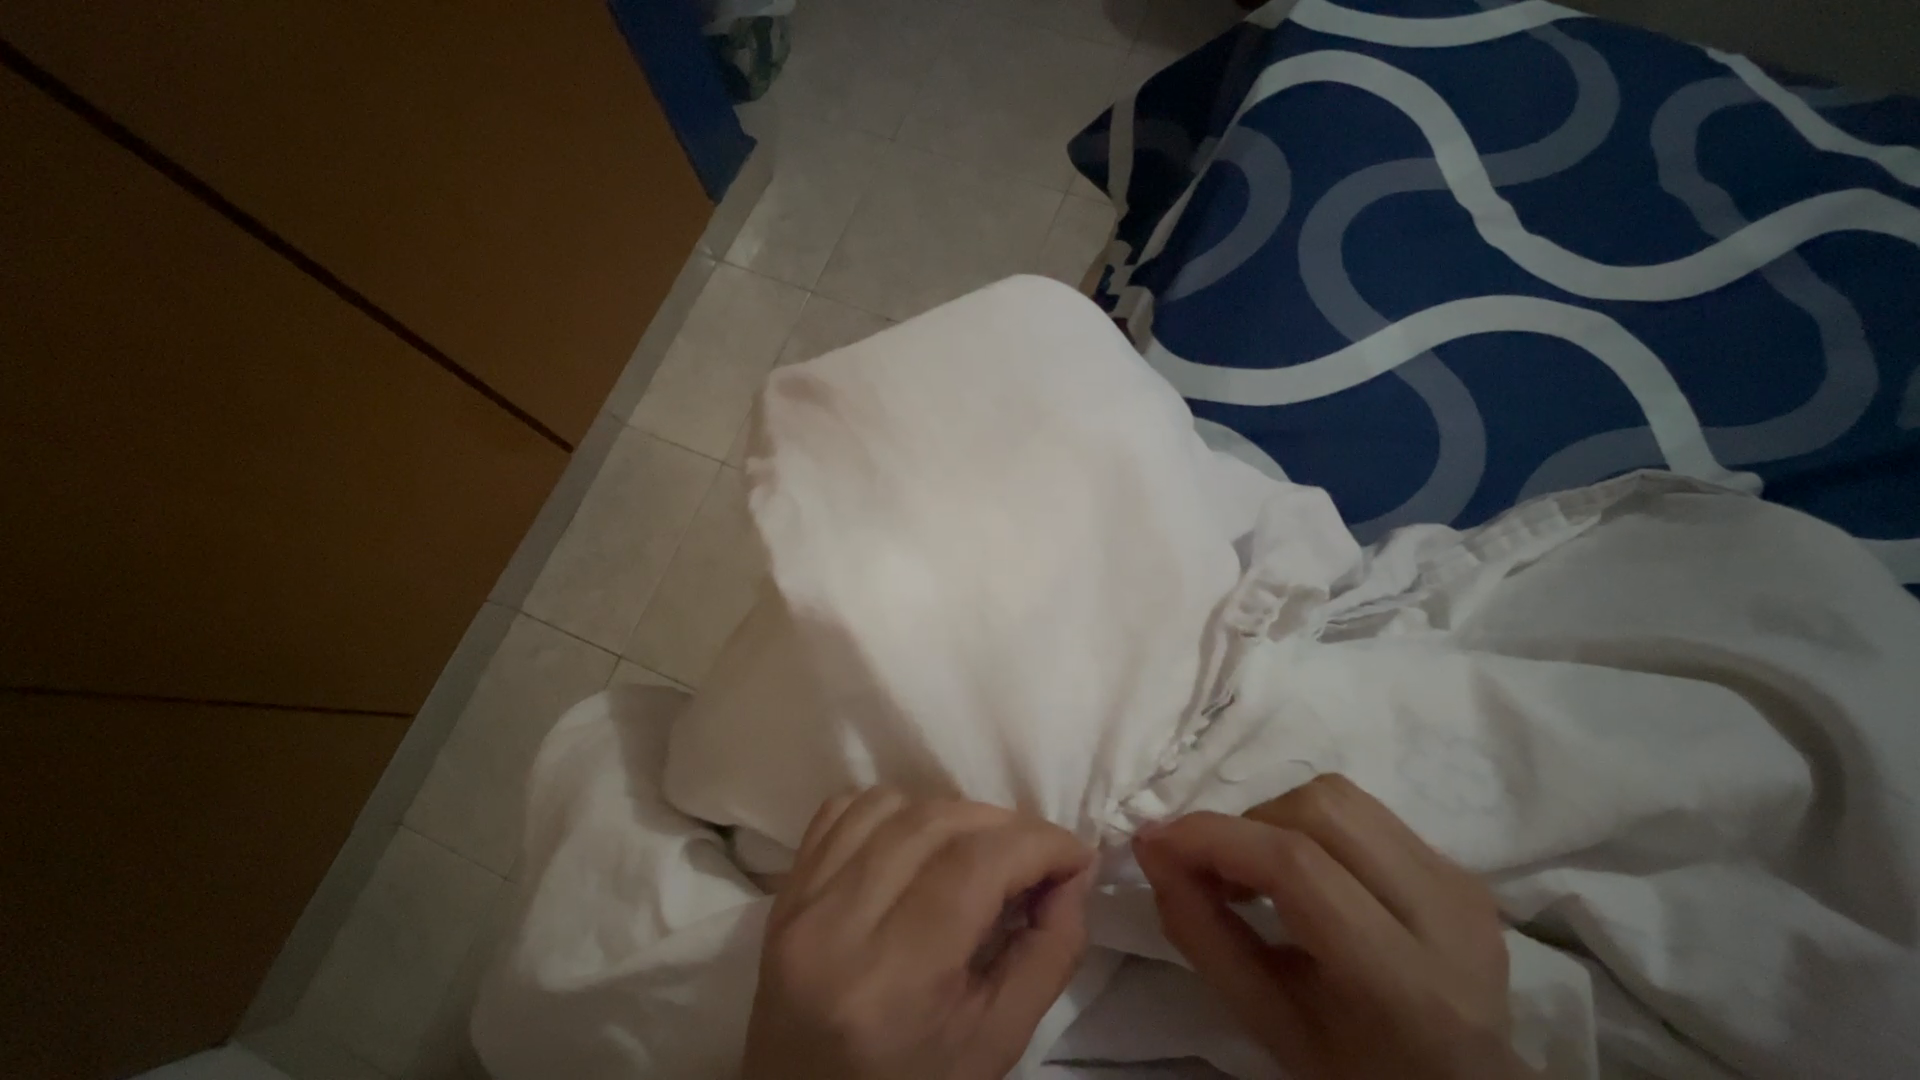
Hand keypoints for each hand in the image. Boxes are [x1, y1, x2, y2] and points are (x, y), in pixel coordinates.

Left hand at [741, 787, 1094, 1079]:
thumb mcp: (998, 1042)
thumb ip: (1049, 954)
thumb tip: (1072, 873)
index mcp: (892, 980)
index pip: (975, 865)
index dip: (1039, 844)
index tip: (1076, 857)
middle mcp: (836, 925)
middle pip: (936, 824)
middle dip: (1005, 826)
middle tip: (1037, 858)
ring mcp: (800, 901)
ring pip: (892, 805)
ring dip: (952, 813)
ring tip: (980, 852)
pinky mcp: (786, 888)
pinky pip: (844, 809)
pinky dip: (895, 810)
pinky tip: (918, 842)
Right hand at [1133, 774, 1531, 1079]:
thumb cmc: (1354, 1070)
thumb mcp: (1268, 1025)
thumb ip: (1203, 936)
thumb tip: (1154, 850)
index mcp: (1401, 980)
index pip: (1297, 868)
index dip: (1214, 839)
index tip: (1155, 842)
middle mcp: (1444, 914)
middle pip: (1321, 810)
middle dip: (1246, 827)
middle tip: (1213, 874)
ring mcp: (1460, 883)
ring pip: (1340, 797)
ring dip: (1275, 819)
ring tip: (1256, 873)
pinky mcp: (1459, 866)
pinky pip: (1363, 812)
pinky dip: (1309, 827)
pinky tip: (1304, 874)